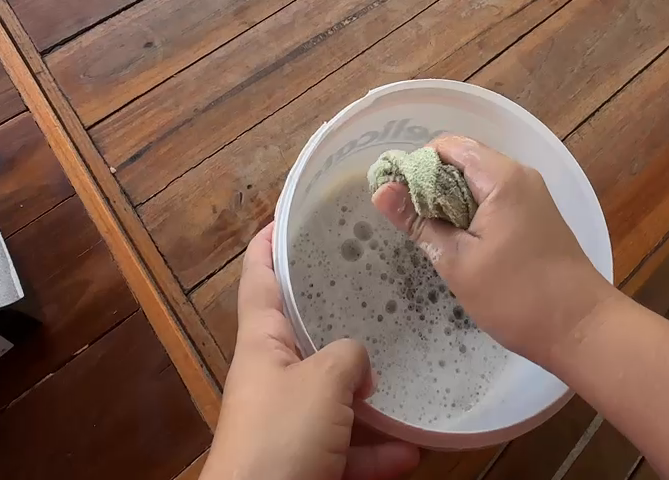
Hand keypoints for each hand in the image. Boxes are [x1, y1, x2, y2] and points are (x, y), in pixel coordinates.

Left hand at [202, 224, 419, 479]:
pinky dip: (374, 451)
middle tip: (374, 288)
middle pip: (304, 332)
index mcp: (261, 342)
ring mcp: (287, 422)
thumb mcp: (322, 381)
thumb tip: (358, 361)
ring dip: (370, 398)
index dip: (269, 241)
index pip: (258, 275)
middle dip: (339, 316)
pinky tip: (410, 451)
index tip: (289, 213)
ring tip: (408, 385)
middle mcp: (272, 375)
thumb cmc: (280, 439)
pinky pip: (343, 448)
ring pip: (332, 396)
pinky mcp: (302, 464)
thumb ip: (348, 355)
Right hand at [371, 136, 616, 370]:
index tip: (400, 200)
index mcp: (501, 176)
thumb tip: (381, 190)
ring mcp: (531, 194)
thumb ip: (418, 222)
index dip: (416, 165)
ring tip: (434, 235)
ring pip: (478, 180)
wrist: (584, 330)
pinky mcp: (536, 215)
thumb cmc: (518, 296)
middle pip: (463, 159)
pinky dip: (472, 210)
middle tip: (413, 222)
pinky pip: (494, 196)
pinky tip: (462, 242)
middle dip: (431, 184)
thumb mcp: (458, 262)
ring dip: (451, 200)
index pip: (447, 145)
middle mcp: (519, 175)